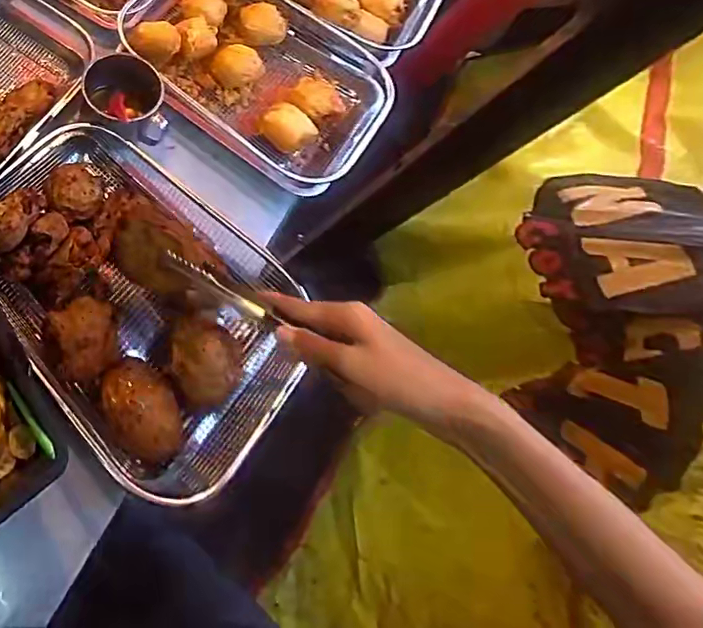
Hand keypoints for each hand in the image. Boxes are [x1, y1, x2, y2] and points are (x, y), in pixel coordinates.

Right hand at [263, 294, 492, 434]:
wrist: (453, 406)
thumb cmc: (399, 381)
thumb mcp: (350, 366)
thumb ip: (314, 348)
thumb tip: (279, 330)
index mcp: (346, 313)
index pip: (300, 306)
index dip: (275, 302)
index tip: (250, 295)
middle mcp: (353, 318)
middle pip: (312, 322)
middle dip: (299, 338)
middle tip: (276, 350)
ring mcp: (366, 336)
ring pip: (326, 342)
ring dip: (323, 361)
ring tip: (323, 378)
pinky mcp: (374, 355)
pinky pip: (342, 356)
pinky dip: (338, 370)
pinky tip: (347, 387)